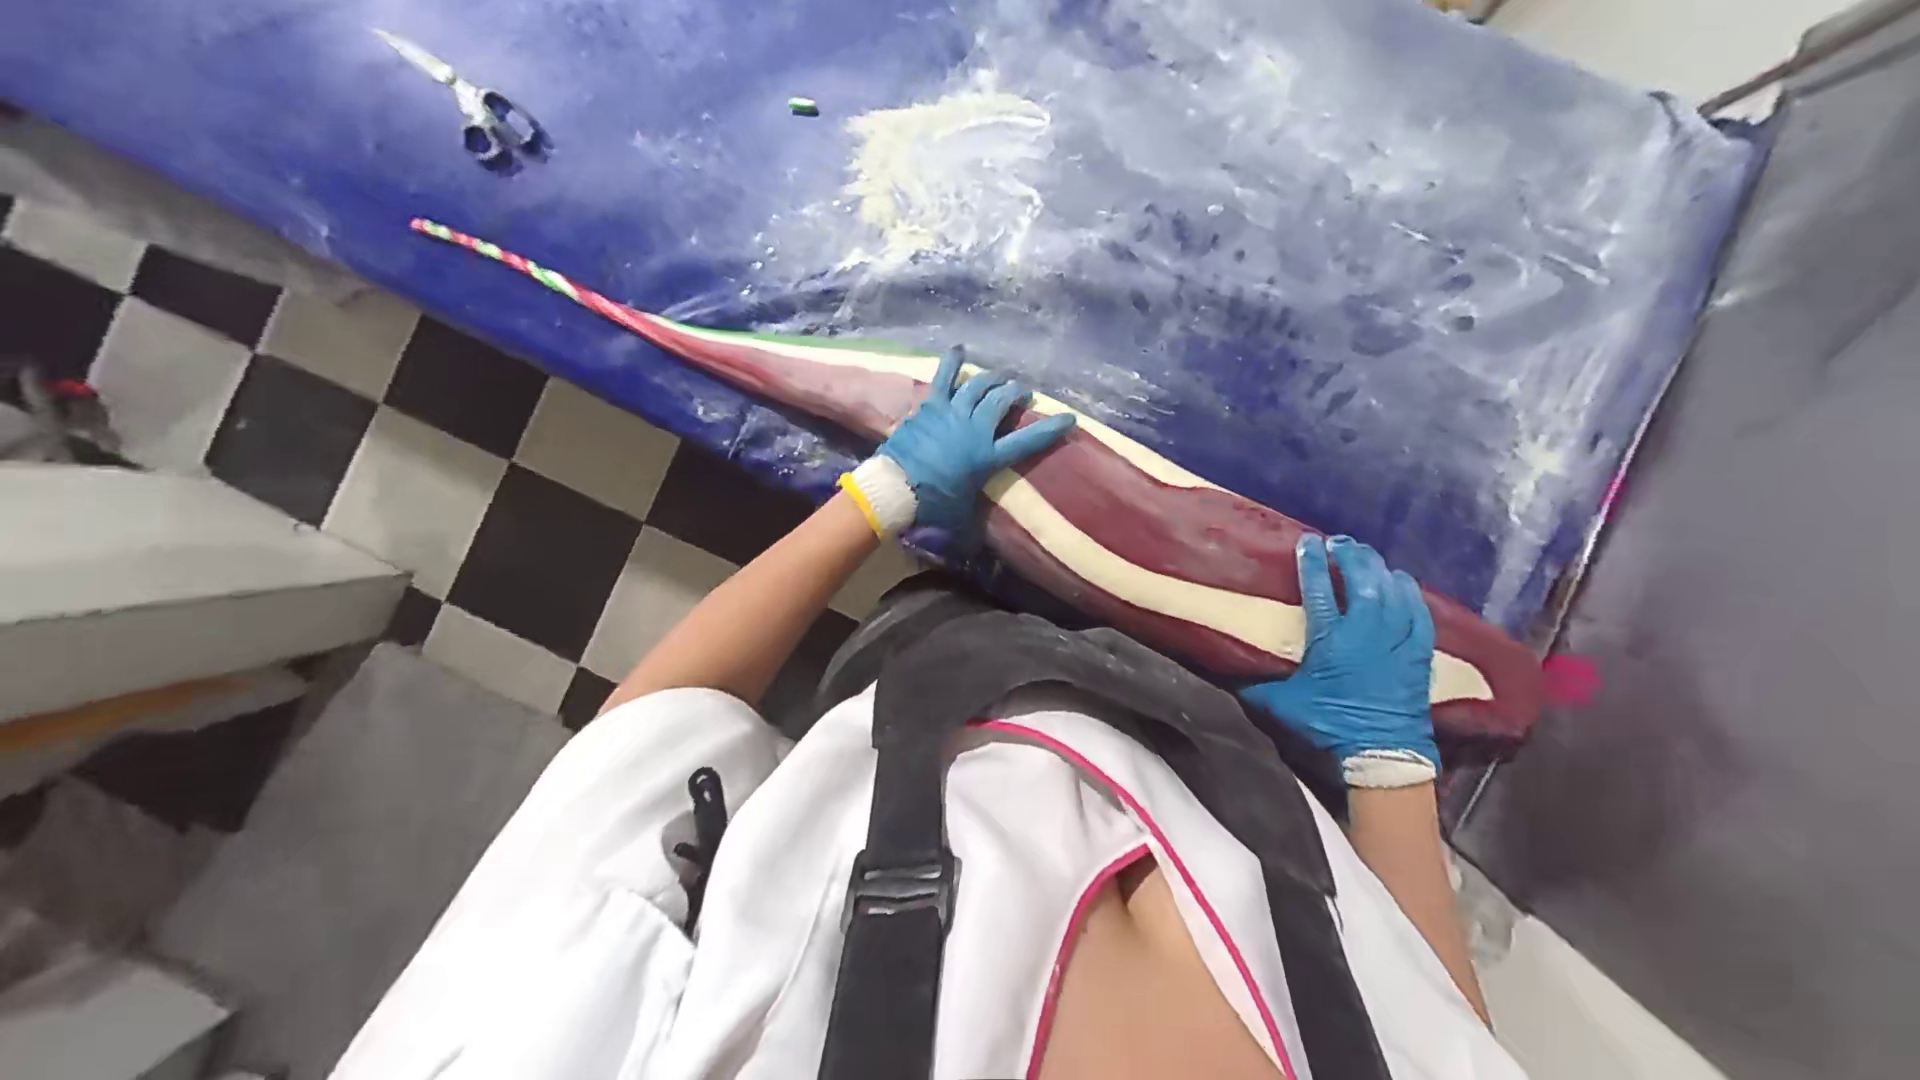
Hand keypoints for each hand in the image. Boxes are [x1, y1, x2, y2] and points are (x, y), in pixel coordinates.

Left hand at [878, 345, 1075, 530]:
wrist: (896, 488)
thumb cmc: (932, 504)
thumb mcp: (960, 517)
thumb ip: (974, 525)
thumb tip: (978, 549)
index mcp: (989, 456)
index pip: (1028, 440)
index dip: (1051, 429)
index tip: (1069, 419)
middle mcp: (976, 429)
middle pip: (1002, 402)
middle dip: (1016, 393)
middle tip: (1021, 393)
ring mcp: (953, 413)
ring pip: (979, 386)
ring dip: (992, 378)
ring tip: (999, 377)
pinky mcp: (931, 406)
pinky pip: (943, 378)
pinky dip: (952, 362)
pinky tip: (959, 349)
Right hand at [1238, 534, 1439, 786]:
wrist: (1380, 758)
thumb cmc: (1323, 727)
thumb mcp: (1276, 704)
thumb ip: (1252, 680)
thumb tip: (1223, 664)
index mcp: (1329, 638)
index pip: (1318, 587)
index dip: (1312, 560)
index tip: (1308, 541)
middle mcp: (1366, 630)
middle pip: (1362, 578)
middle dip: (1350, 555)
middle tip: (1339, 542)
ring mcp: (1397, 639)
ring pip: (1393, 589)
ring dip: (1379, 568)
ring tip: (1367, 558)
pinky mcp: (1418, 653)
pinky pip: (1419, 610)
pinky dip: (1409, 592)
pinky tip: (1402, 583)